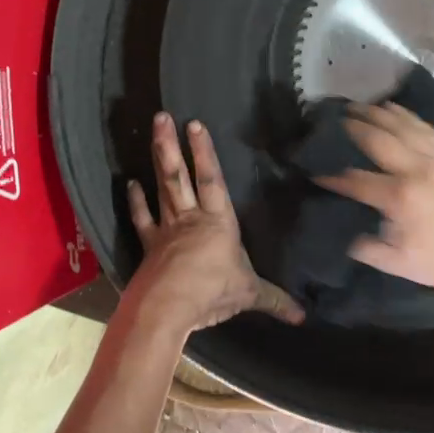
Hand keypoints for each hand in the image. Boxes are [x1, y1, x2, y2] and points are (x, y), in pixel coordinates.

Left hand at [125, 113, 304, 333]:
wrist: (166, 308)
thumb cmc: (211, 292)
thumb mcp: (249, 295)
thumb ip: (275, 300)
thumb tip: (304, 316)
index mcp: (219, 222)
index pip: (212, 180)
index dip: (204, 152)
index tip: (195, 125)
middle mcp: (191, 218)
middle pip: (179, 175)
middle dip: (171, 145)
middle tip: (161, 116)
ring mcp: (167, 229)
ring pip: (162, 187)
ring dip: (157, 159)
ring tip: (152, 133)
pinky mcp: (150, 245)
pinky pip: (142, 218)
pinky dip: (136, 201)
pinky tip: (129, 183)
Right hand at [315, 102, 433, 295]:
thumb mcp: (397, 264)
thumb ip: (366, 247)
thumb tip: (343, 233)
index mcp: (400, 198)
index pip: (357, 180)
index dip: (334, 178)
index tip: (318, 173)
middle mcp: (418, 170)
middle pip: (379, 138)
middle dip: (355, 126)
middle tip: (338, 117)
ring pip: (405, 126)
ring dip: (380, 114)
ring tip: (361, 106)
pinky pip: (429, 129)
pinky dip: (409, 117)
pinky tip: (396, 110)